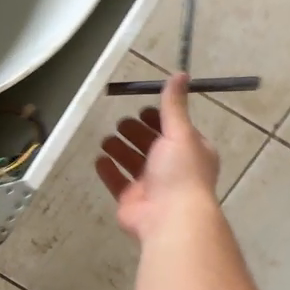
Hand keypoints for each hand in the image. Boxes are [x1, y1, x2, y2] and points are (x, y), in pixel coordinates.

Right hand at [95, 73, 221, 241]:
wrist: (169, 215)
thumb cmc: (179, 172)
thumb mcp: (179, 133)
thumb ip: (174, 106)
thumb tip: (180, 74)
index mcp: (190, 150)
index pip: (173, 129)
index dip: (158, 118)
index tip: (141, 109)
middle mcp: (172, 166)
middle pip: (150, 145)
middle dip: (136, 133)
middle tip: (120, 123)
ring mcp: (150, 184)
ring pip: (133, 162)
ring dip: (120, 150)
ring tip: (105, 139)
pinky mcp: (131, 199)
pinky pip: (117, 181)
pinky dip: (108, 170)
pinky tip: (98, 160)